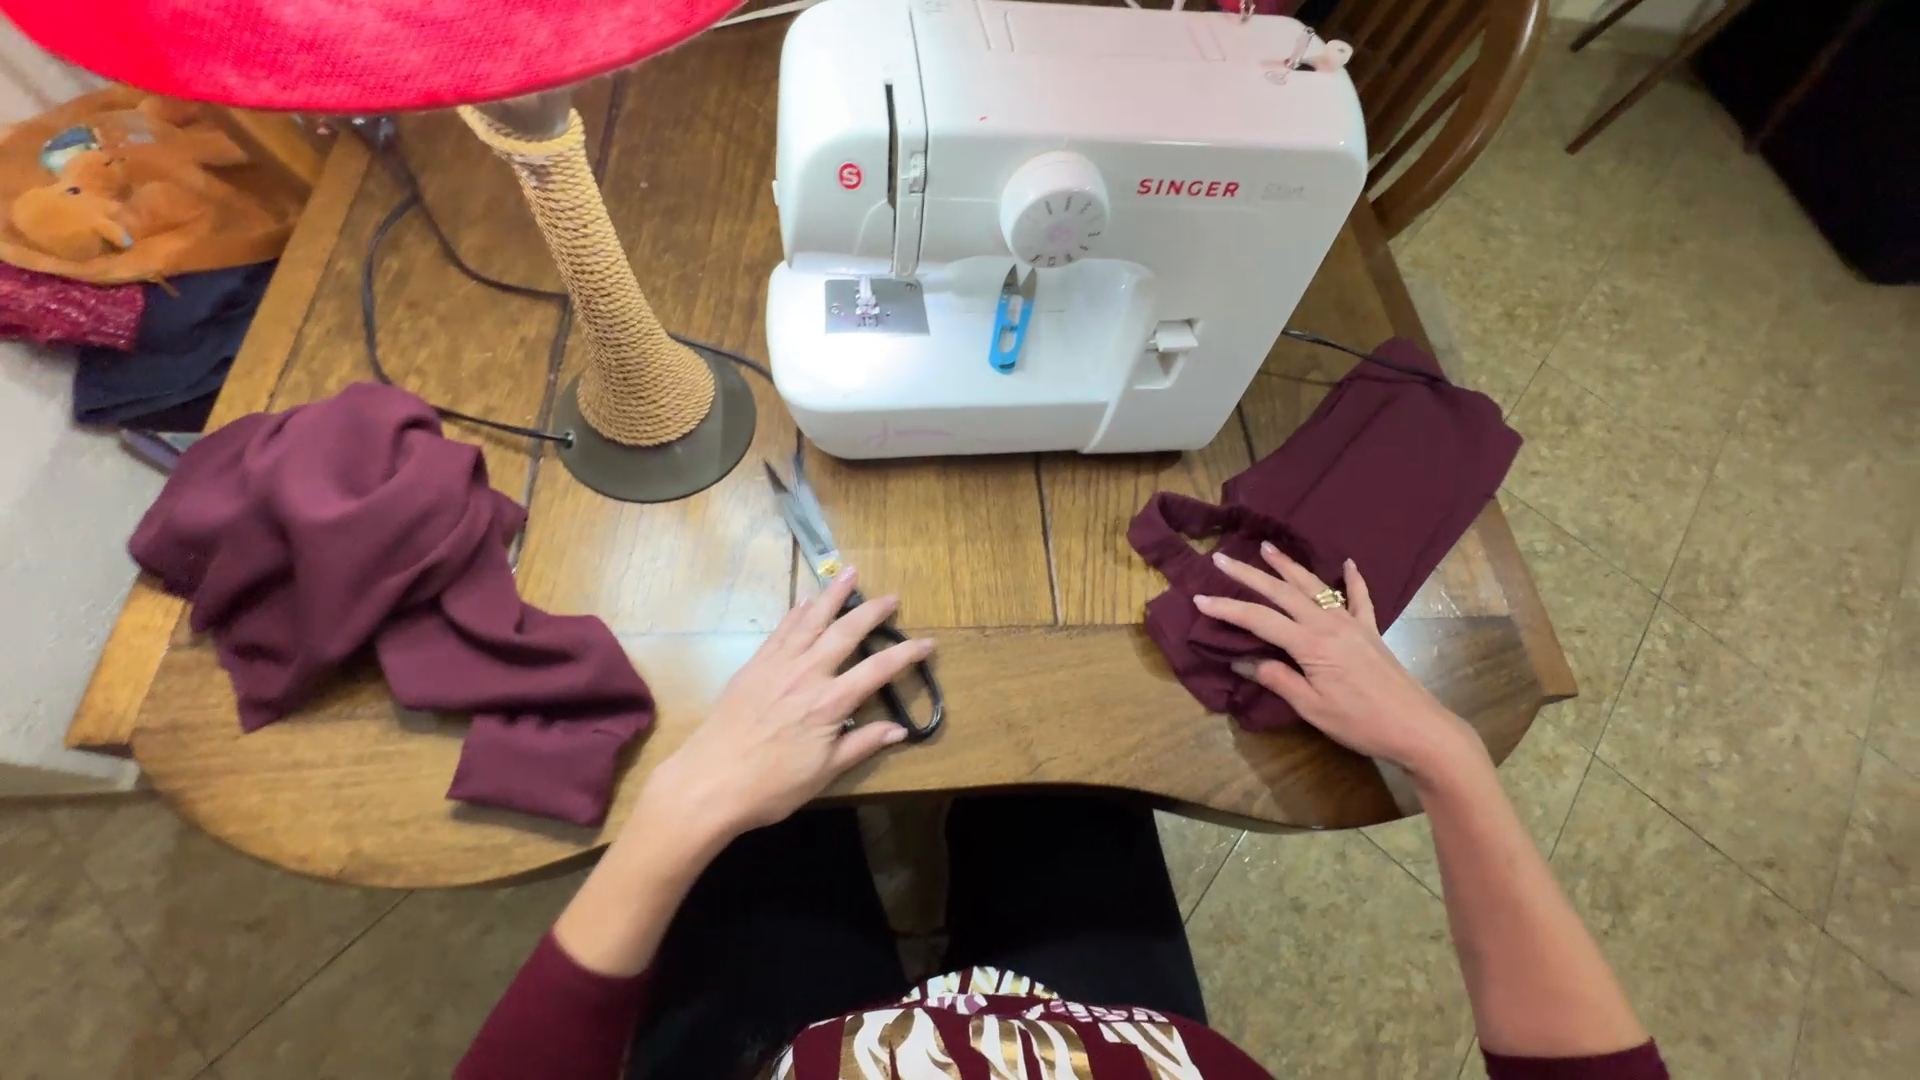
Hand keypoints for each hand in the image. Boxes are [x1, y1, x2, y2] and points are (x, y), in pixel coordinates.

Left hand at [636, 567, 932, 851]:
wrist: (708, 783)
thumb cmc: (771, 786)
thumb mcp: (825, 773)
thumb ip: (862, 745)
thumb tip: (900, 730)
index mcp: (830, 703)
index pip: (878, 670)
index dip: (906, 655)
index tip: (927, 643)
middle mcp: (807, 674)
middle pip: (846, 633)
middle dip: (871, 612)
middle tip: (891, 597)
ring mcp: (777, 666)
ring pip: (811, 621)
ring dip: (832, 595)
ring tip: (849, 573)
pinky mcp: (754, 667)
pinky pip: (780, 632)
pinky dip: (796, 613)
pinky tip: (805, 601)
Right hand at [1195, 544, 1477, 776]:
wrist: (1419, 730)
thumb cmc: (1360, 723)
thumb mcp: (1311, 707)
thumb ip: (1277, 679)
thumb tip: (1242, 660)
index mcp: (1310, 643)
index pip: (1258, 619)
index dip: (1227, 609)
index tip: (1199, 600)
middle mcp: (1329, 624)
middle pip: (1281, 592)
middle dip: (1248, 574)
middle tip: (1221, 559)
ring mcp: (1352, 624)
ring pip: (1313, 586)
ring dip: (1288, 565)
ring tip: (1267, 548)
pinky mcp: (1370, 632)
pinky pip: (1361, 598)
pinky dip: (1353, 579)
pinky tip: (1349, 564)